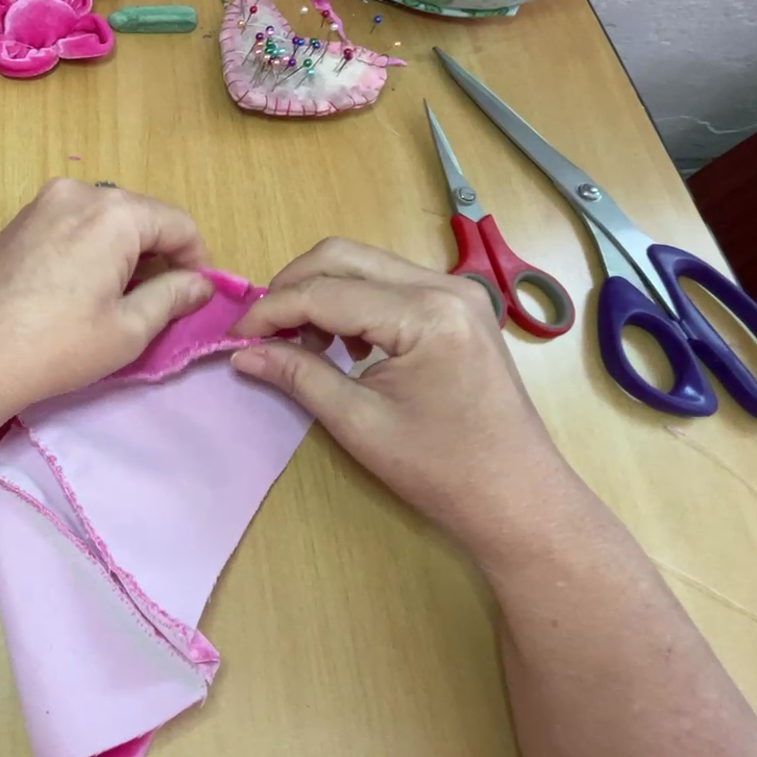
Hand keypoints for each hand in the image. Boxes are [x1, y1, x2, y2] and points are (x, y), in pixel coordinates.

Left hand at [0, 179, 213, 426]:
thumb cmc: (54, 346)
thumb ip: (172, 298)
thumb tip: (201, 284)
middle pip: (138, 214)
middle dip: (158, 252)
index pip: (177, 223)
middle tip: (159, 300)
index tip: (197, 294)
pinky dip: (87, 247)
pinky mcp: (14, 223)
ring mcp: (39, 204)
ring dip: (122, 250)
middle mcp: (76, 193)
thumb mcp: (127, 330)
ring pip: (102, 218)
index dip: (197, 259)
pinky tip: (76, 289)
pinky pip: (69, 224)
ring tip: (115, 297)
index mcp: (112, 212)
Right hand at [228, 238, 586, 560]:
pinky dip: (347, 300)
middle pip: (340, 256)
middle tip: (262, 330)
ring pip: (360, 263)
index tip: (235, 337)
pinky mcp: (455, 306)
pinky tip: (341, 343)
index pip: (323, 293)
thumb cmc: (441, 469)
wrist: (520, 500)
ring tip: (300, 340)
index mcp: (425, 314)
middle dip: (289, 287)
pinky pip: (384, 281)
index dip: (270, 311)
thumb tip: (241, 352)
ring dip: (317, 292)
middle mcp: (442, 286)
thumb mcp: (357, 422)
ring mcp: (455, 292)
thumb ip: (296, 375)